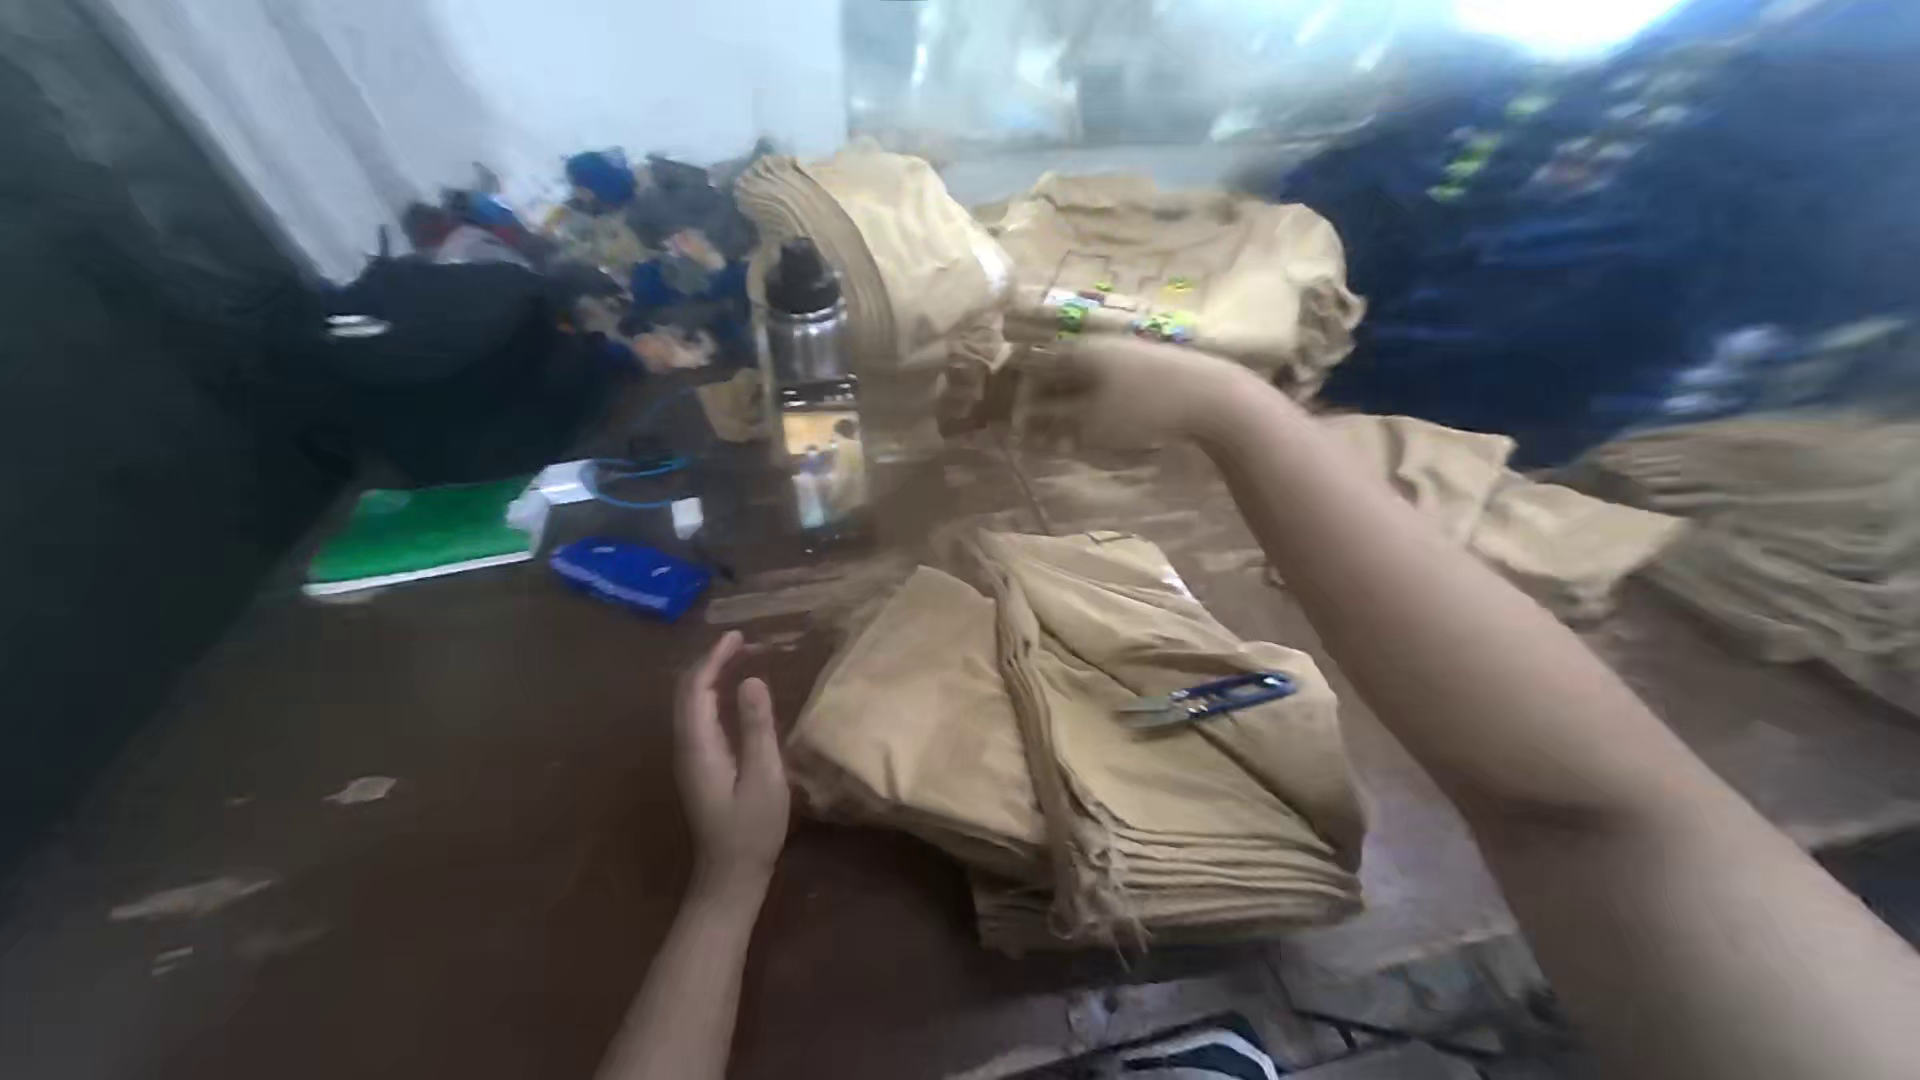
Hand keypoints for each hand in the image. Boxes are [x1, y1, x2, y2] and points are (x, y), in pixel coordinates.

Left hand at [674, 631, 789, 902]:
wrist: (729, 876)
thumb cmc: (752, 829)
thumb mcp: (764, 777)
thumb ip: (758, 728)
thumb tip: (752, 680)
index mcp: (700, 746)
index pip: (696, 689)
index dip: (713, 659)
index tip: (738, 637)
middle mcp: (686, 747)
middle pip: (687, 692)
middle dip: (709, 661)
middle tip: (741, 641)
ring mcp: (690, 756)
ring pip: (690, 703)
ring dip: (709, 674)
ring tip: (738, 656)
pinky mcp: (699, 764)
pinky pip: (698, 716)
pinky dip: (712, 693)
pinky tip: (732, 691)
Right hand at [1019, 337, 1266, 450]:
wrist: (1211, 397)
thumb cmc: (1142, 409)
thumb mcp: (1090, 422)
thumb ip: (1051, 422)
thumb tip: (1021, 423)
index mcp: (1077, 350)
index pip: (1033, 365)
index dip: (1018, 391)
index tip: (1010, 417)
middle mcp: (1097, 343)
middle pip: (1058, 370)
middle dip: (1045, 398)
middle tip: (1038, 428)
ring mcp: (1124, 350)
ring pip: (1084, 376)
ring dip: (1071, 401)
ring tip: (1069, 430)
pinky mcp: (1147, 364)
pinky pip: (1108, 381)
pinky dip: (1096, 400)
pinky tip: (1102, 421)